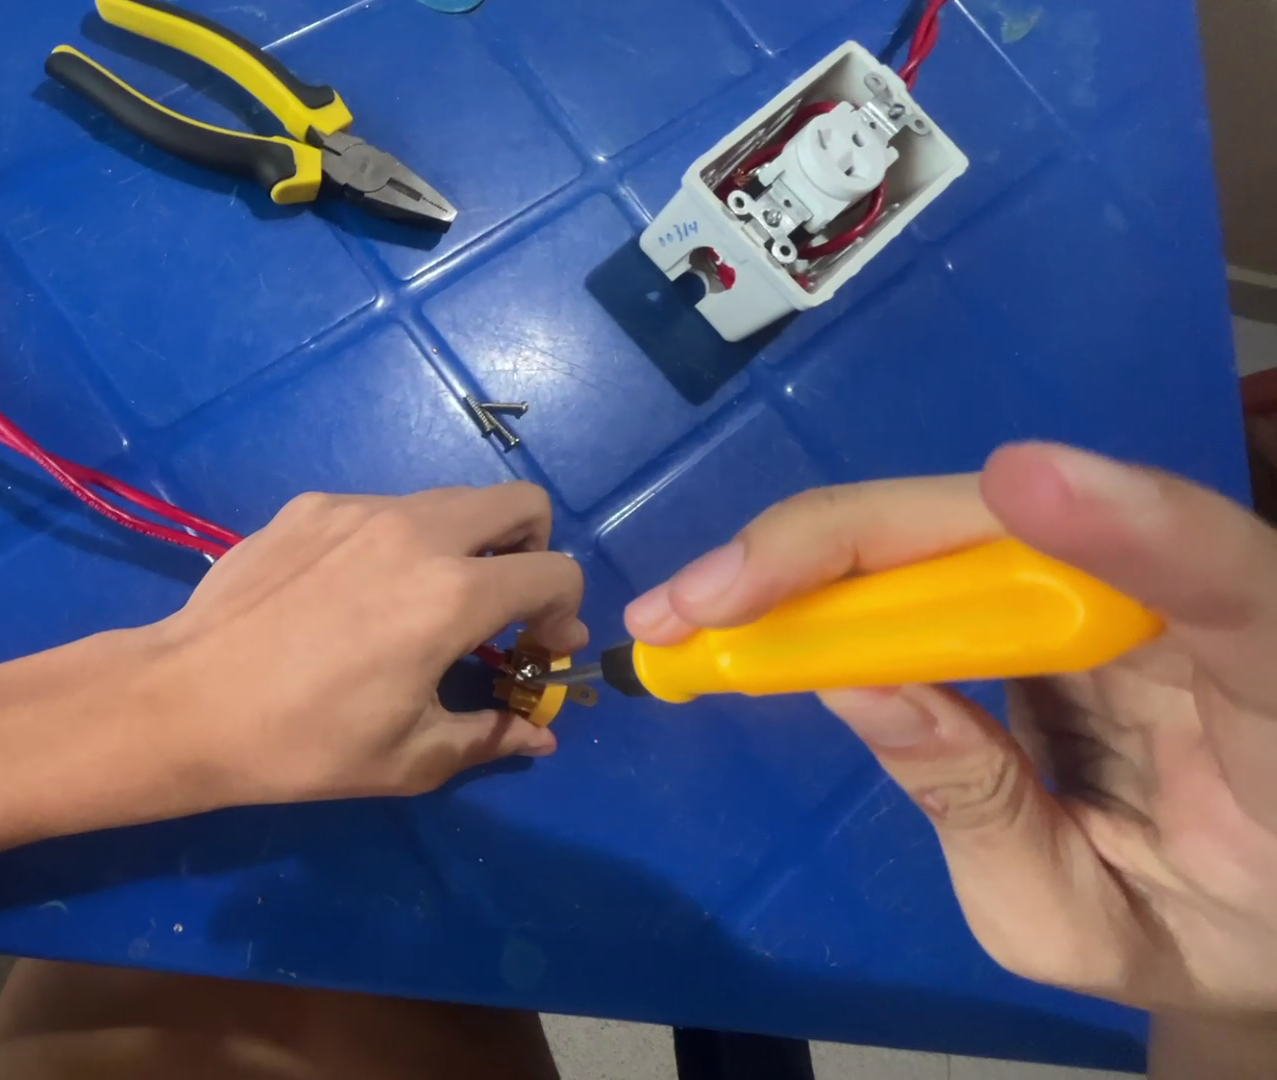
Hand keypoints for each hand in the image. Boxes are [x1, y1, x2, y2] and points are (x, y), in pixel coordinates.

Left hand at [145, 484, 586, 805]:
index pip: (555, 571)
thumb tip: (538, 736)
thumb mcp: (409, 759)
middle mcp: (414, 531)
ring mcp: (357, 509)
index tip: (540, 647)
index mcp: (451, 593)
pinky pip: (380, 509)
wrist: (187, 700)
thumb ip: (490, 737)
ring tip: (421, 598)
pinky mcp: (310, 505)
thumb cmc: (304, 742)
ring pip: (447, 500)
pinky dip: (396, 540)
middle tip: (500, 603)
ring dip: (463, 543)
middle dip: (530, 549)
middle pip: (518, 503)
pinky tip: (351, 590)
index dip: (565, 612)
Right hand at [624, 443, 1276, 1015]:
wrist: (1228, 899)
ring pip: (917, 527)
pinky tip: (725, 608)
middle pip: (988, 527)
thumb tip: (846, 684)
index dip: (1131, 523)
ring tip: (675, 615)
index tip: (1020, 480)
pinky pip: (894, 558)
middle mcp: (1176, 607)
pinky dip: (798, 581)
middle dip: (820, 553)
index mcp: (1271, 700)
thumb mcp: (1088, 925)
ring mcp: (1081, 581)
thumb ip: (984, 814)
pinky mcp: (1007, 581)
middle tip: (686, 608)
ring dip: (781, 562)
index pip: (1233, 587)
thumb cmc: (1186, 928)